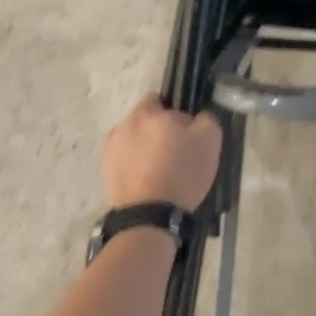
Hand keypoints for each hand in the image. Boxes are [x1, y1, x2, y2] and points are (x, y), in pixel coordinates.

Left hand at [103, 94, 222, 210]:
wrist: (150, 216)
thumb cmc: (181, 172)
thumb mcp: (209, 140)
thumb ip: (206, 119)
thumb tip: (198, 117)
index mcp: (147, 112)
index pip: (160, 99)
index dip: (175, 113)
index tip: (186, 132)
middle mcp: (123, 126)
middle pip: (145, 122)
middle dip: (159, 132)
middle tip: (177, 152)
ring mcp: (111, 151)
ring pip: (134, 143)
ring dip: (146, 150)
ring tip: (162, 172)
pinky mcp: (106, 174)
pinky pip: (126, 163)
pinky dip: (136, 169)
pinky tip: (150, 184)